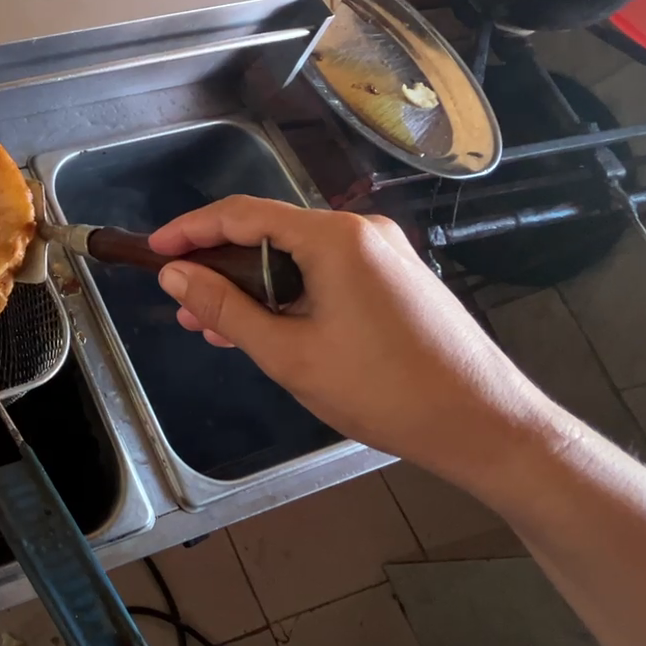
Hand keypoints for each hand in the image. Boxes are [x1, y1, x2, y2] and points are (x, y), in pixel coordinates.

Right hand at [148, 196, 564, 482]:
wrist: (492, 431)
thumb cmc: (384, 391)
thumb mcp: (288, 353)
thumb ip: (224, 308)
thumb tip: (173, 274)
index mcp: (334, 238)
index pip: (241, 214)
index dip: (190, 229)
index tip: (153, 249)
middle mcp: (358, 232)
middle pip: (266, 233)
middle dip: (215, 265)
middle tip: (177, 296)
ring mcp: (380, 255)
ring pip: (292, 257)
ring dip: (247, 286)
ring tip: (206, 322)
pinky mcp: (392, 280)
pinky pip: (320, 274)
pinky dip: (283, 295)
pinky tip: (257, 327)